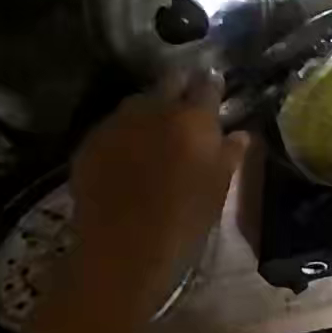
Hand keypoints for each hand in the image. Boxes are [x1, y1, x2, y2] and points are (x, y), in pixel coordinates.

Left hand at [68, 72, 249, 315]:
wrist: (123, 250)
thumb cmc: (185, 220)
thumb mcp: (218, 187)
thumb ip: (230, 153)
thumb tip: (240, 134)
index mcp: (193, 117)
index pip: (207, 85)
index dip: (212, 84)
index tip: (214, 87)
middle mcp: (155, 109)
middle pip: (170, 82)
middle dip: (180, 87)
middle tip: (185, 105)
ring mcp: (119, 123)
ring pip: (138, 102)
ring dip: (149, 109)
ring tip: (154, 130)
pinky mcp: (91, 142)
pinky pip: (113, 127)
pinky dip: (124, 133)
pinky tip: (127, 154)